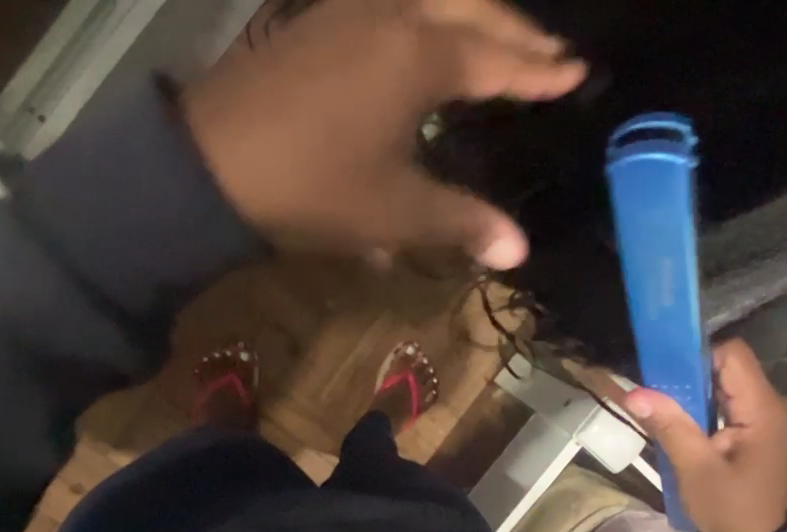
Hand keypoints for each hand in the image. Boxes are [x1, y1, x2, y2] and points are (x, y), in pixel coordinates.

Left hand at [181, 0, 586, 268]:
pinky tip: (425, 31)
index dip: (539, 71)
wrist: (209, 164)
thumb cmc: (314, 188)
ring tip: (498, 36)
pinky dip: (427, 12)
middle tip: (552, 50)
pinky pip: (392, 1)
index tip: (576, 73)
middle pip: (471, 9)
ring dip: (472, 12)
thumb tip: (519, 251)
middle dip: (516, 30)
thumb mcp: (396, 212)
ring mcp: (349, 8)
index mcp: (420, 54)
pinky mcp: (318, 19)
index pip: (497, 60)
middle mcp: (391, 13)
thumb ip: (462, 222)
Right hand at [624, 340, 786, 531]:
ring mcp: (761, 420)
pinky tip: (680, 418)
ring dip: (695, 389)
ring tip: (664, 400)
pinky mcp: (751, 433)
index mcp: (761, 410)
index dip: (699, 354)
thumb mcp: (695, 468)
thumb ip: (670, 425)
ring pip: (726, 384)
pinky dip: (702, 405)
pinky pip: (726, 404)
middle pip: (730, 366)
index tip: (666, 369)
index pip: (733, 356)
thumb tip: (634, 393)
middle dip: (692, 370)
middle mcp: (767, 406)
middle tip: (657, 384)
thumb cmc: (727, 508)